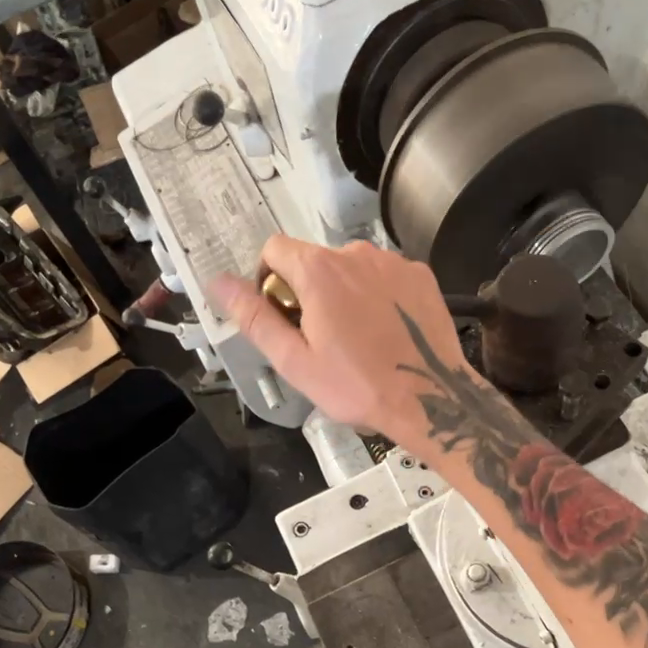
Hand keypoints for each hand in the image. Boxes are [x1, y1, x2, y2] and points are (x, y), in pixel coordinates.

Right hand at [207, 236, 465, 442]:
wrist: (430, 399)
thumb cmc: (357, 387)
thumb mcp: (294, 361)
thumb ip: (254, 317)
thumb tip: (218, 282)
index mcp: (319, 271)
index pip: (274, 249)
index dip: (268, 280)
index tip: (282, 316)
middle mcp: (356, 253)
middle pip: (314, 259)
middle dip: (308, 290)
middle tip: (321, 339)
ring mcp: (393, 262)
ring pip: (352, 267)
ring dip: (345, 292)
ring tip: (357, 339)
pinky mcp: (421, 276)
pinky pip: (386, 276)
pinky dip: (379, 295)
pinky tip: (386, 331)